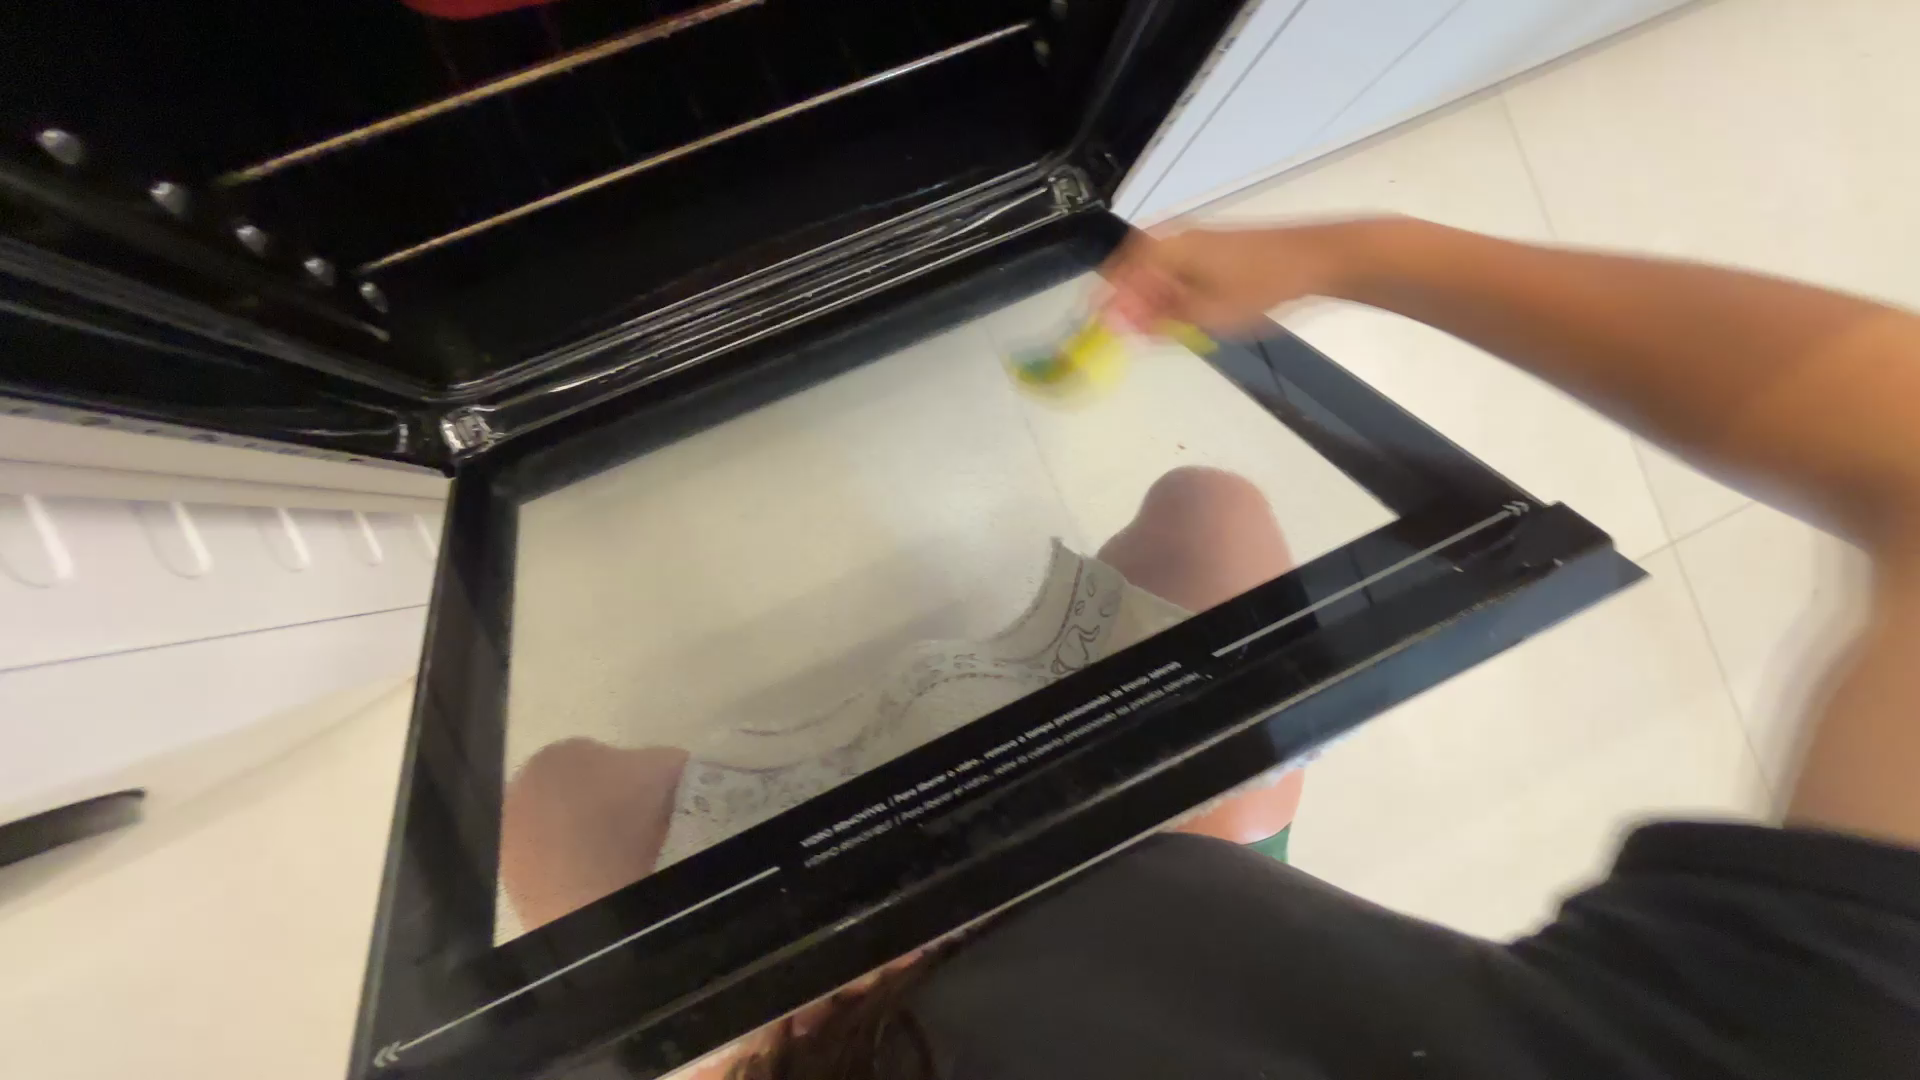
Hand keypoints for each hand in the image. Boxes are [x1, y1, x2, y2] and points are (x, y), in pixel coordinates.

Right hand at [1097, 222, 1372, 336]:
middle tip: (1132, 335)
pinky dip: (1172, 294)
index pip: (1117, 272)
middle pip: (1133, 271)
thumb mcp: (1203, 314)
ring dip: (1152, 302)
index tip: (1101, 330)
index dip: (1104, 302)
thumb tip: (1114, 324)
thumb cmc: (1258, 286)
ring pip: (1156, 272)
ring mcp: (1196, 241)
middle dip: (1128, 305)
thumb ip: (1155, 319)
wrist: (1316, 259)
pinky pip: (1177, 271)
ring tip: (1161, 330)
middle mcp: (1176, 238)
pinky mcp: (1213, 249)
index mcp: (1167, 249)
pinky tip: (1186, 316)